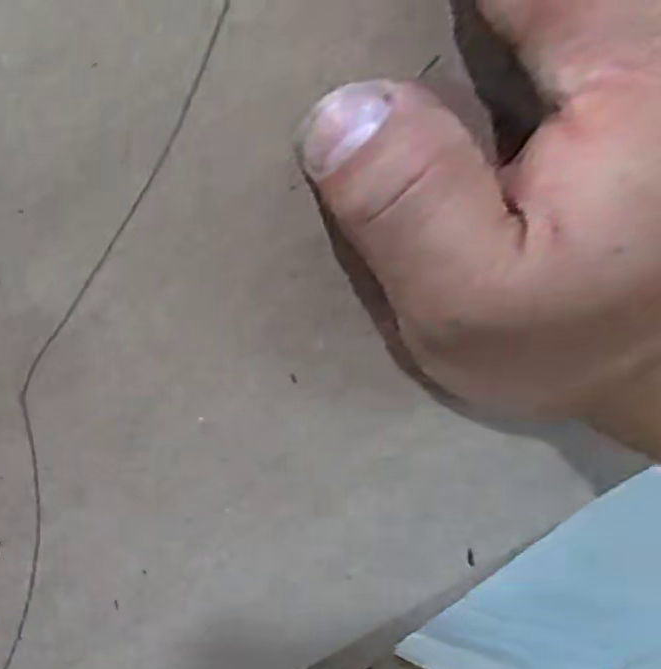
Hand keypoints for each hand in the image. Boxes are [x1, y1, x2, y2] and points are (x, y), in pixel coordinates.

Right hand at [299, 0, 660, 458]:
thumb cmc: (563, 339)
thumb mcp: (465, 289)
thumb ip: (408, 199)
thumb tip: (335, 109)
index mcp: (636, 80)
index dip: (439, 5)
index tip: (349, 19)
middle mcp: (659, 56)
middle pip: (548, 9)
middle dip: (460, 25)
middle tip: (363, 41)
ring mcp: (645, 79)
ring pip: (562, 28)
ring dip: (490, 39)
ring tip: (402, 66)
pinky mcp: (633, 107)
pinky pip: (562, 50)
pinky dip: (511, 52)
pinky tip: (447, 85)